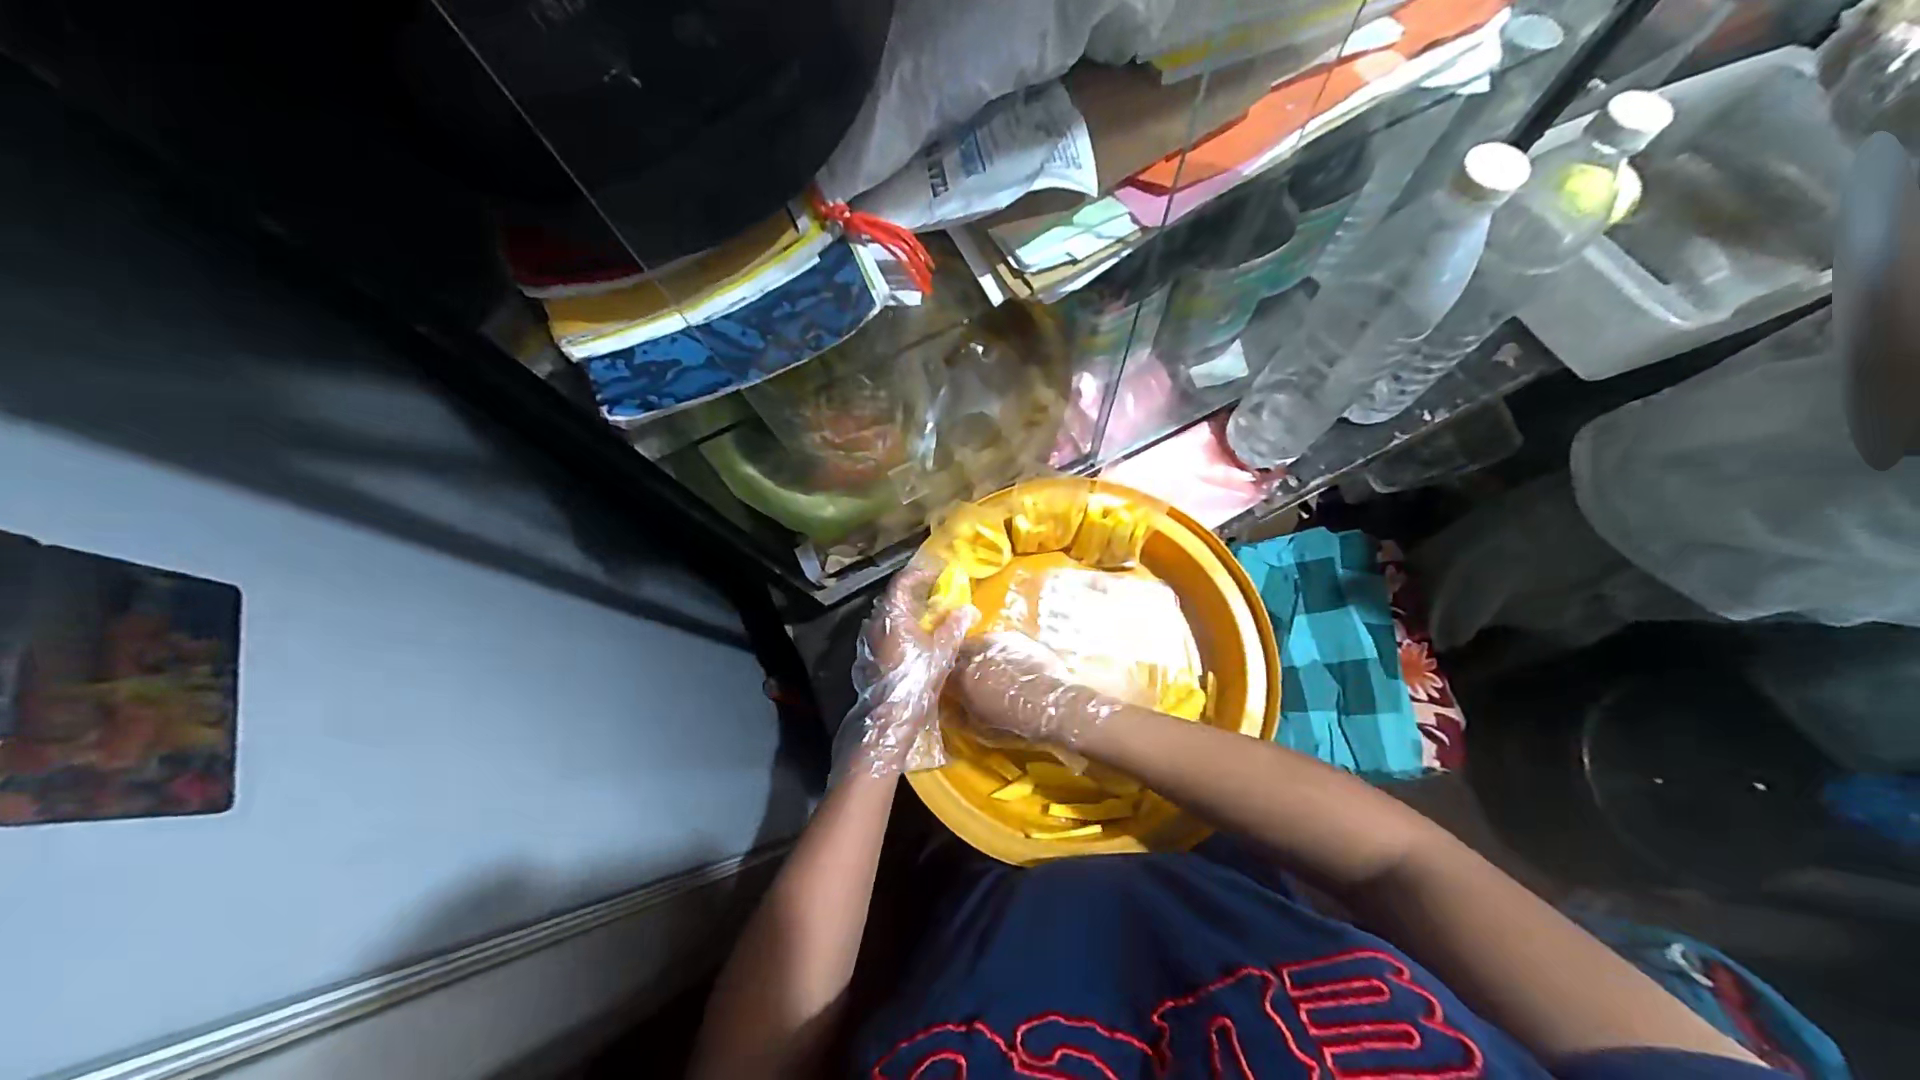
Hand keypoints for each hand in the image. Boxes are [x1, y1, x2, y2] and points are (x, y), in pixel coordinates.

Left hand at [837, 558, 977, 779]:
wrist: (886, 718)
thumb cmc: (915, 681)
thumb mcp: (941, 653)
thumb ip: (954, 627)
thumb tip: (969, 609)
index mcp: (891, 616)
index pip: (901, 582)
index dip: (919, 574)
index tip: (936, 573)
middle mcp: (873, 624)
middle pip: (892, 600)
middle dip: (913, 595)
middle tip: (934, 596)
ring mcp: (865, 642)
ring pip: (885, 619)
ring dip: (904, 615)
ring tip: (925, 620)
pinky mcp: (864, 659)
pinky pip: (881, 636)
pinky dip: (896, 633)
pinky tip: (910, 644)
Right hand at [949, 632, 1123, 750]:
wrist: (1055, 708)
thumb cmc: (1015, 725)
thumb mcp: (979, 730)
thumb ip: (957, 716)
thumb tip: (944, 707)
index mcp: (962, 677)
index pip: (940, 670)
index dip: (939, 677)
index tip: (944, 684)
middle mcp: (976, 653)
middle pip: (956, 650)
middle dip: (956, 660)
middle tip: (963, 674)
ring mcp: (997, 642)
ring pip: (977, 642)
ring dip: (976, 653)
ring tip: (985, 667)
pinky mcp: (1018, 639)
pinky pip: (998, 641)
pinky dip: (996, 650)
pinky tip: (1006, 663)